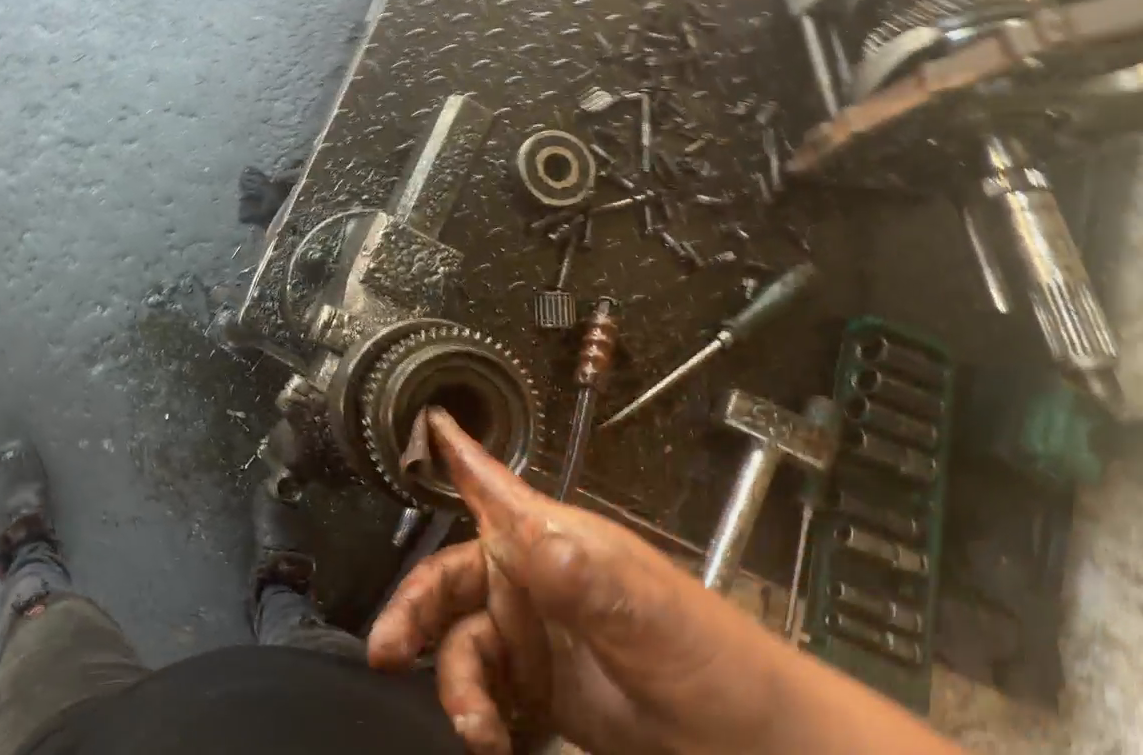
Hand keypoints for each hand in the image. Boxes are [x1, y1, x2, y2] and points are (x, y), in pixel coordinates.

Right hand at [367, 408, 964, 754]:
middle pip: (449, 581)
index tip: (425, 421)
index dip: (455, 454)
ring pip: (462, 645)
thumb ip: (584, 577)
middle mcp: (533, 582)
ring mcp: (535, 638)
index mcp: (552, 544)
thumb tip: (529, 534)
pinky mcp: (542, 689)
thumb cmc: (714, 661)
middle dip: (414, 611)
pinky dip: (479, 714)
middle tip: (389, 647)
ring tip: (476, 726)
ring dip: (456, 684)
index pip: (491, 488)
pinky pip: (486, 692)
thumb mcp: (648, 614)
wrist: (753, 750)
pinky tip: (491, 736)